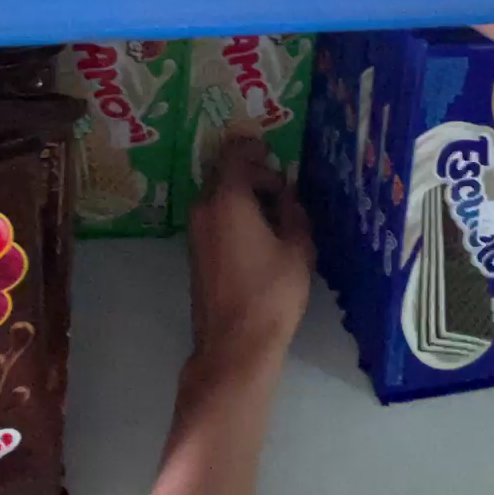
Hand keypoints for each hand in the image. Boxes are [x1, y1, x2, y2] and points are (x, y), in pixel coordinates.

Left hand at [185, 136, 314, 378]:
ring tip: (273, 213)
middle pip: (223, 173)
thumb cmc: (271, 294)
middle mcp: (204, 207)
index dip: (253, 148)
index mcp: (228, 199)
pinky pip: (212, 216)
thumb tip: (288, 196)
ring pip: (216, 195)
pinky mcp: (195, 251)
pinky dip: (232, 212)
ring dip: (241, 194)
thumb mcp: (298, 249)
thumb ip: (295, 213)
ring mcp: (195, 230)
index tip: (272, 153)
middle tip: (279, 187)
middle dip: (250, 173)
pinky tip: (257, 233)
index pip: (234, 155)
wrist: (234, 346)